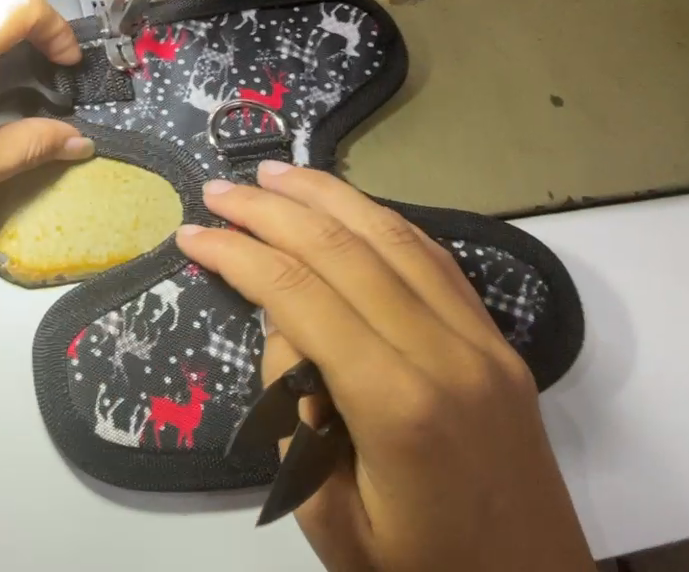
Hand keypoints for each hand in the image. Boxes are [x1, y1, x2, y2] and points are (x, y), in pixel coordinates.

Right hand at [176, 163, 592, 571]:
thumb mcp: (328, 517)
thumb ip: (293, 414)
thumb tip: (286, 330)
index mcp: (397, 403)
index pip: (298, 294)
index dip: (236, 254)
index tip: (190, 235)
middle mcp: (444, 354)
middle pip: (342, 249)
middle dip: (269, 211)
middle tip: (216, 190)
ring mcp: (481, 342)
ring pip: (393, 237)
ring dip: (326, 195)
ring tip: (273, 172)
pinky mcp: (498, 344)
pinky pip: (434, 259)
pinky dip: (382, 219)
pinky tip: (347, 204)